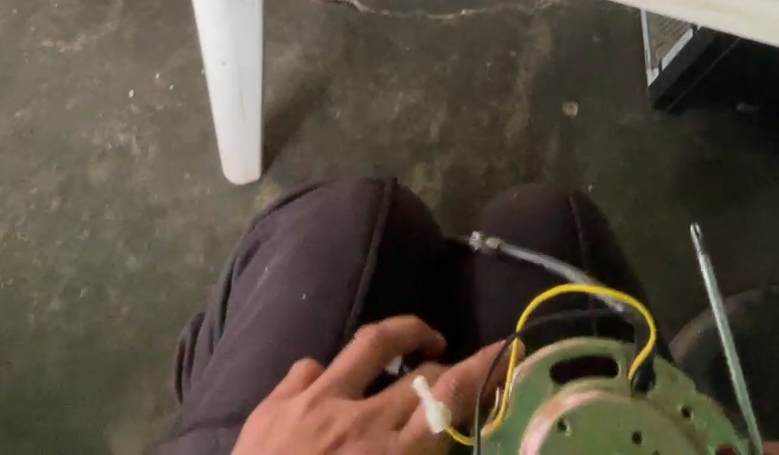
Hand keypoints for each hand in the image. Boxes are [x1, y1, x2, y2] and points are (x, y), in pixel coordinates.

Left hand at [233, 316, 502, 453]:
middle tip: (452, 371)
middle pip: (418, 373)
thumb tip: (435, 441)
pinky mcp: (274, 403)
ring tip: (416, 341)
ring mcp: (313, 404)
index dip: (482, 368)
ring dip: (401, 336)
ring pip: (370, 344)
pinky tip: (329, 388)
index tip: (504, 348)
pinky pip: (311, 366)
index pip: (449, 398)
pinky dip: (327, 373)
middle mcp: (358, 420)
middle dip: (443, 365)